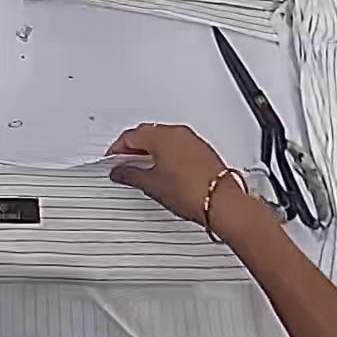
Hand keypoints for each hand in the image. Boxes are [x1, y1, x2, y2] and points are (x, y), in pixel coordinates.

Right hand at [107, 123, 267, 237]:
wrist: (223, 203)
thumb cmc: (192, 190)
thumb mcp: (152, 184)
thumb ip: (130, 174)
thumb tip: (120, 171)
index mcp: (161, 136)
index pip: (130, 136)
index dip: (117, 149)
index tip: (113, 160)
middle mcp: (177, 133)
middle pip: (147, 134)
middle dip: (133, 148)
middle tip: (124, 164)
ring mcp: (192, 141)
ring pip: (163, 139)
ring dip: (150, 151)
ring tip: (143, 170)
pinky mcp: (202, 151)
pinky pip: (178, 146)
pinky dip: (167, 155)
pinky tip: (164, 172)